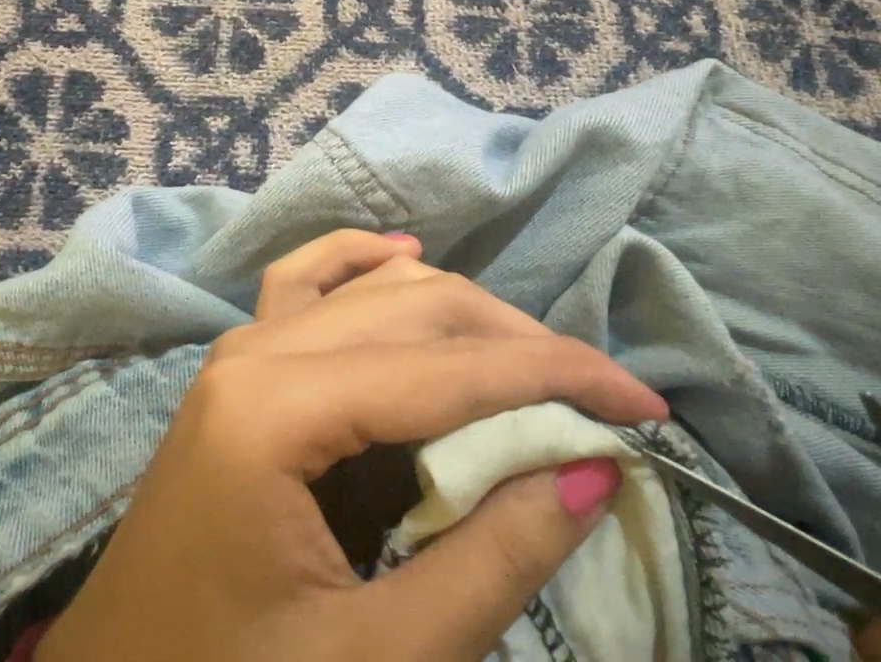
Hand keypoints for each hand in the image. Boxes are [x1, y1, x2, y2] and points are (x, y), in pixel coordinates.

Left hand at [36, 229, 669, 661]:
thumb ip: (492, 559)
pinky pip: (303, 284)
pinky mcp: (234, 369)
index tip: (646, 410)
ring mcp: (237, 351)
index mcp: (277, 411)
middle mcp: (254, 352)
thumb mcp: (378, 658)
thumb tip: (595, 472)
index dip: (560, 378)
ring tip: (534, 363)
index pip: (450, 368)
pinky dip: (363, 264)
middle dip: (521, 346)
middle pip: (417, 309)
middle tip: (603, 403)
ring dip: (463, 314)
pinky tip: (404, 258)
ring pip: (372, 289)